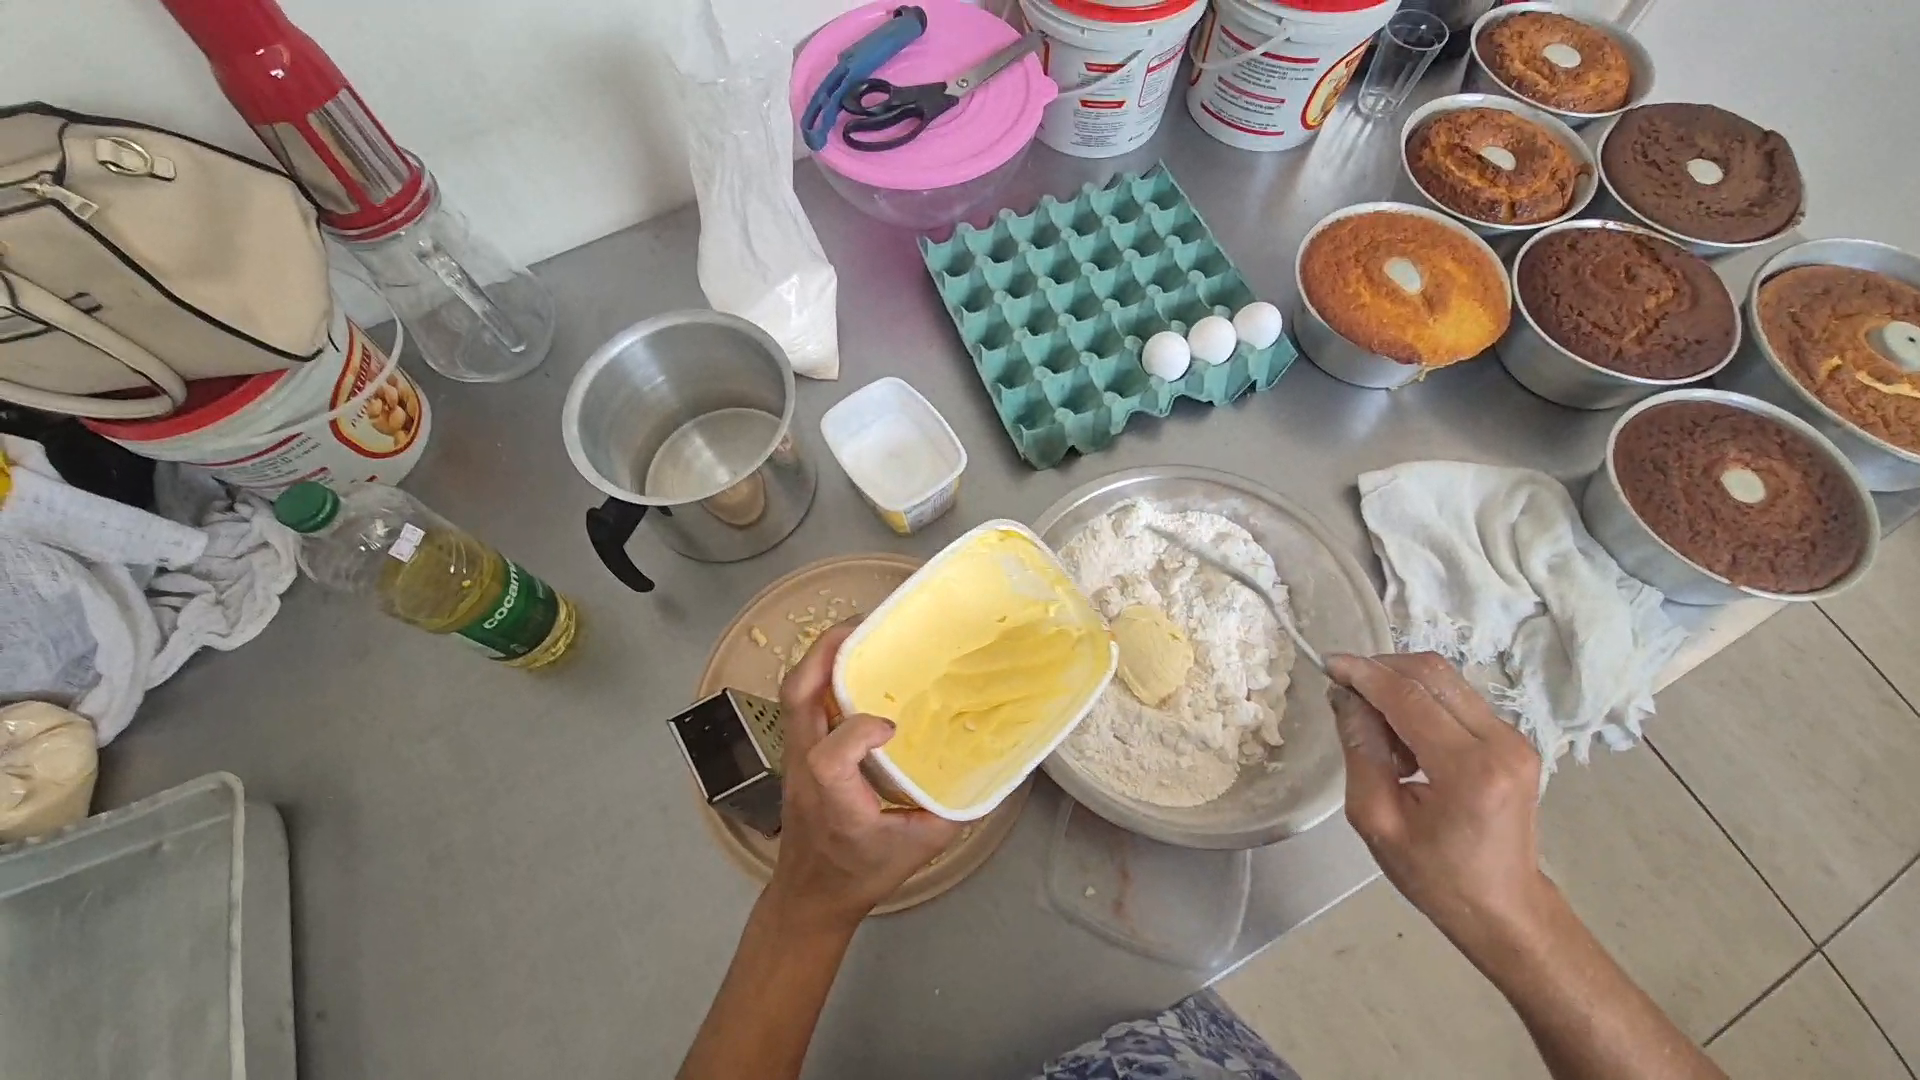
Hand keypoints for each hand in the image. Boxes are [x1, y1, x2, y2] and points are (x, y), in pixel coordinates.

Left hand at [768, 623, 960, 931]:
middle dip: (827, 652)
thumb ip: (950, 813)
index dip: (860, 731)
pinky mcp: (797, 751)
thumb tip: (988, 772)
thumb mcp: (915, 849)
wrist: (810, 895)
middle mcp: (805, 765)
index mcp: (831, 795)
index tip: (892, 728)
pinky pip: (802, 701)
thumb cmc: (859, 874)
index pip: (832, 755)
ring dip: (822, 657)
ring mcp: (795, 755)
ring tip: (859, 635)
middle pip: (797, 697)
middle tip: (865, 627)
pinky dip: (823, 675)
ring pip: (794, 692)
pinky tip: (854, 669)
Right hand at [1328, 652, 1556, 952]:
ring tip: (1380, 733)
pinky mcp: (1513, 740)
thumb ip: (1360, 751)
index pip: (1408, 697)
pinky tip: (1405, 741)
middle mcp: (1501, 742)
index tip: (1328, 664)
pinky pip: (1457, 698)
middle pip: (1432, 673)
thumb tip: (1345, 698)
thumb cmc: (1434, 875)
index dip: (1363, 673)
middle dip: (1381, 671)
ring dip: (1400, 688)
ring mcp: (1514, 738)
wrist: (1503, 908)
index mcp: (1469, 769)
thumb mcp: (1376, 818)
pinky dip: (1421, 703)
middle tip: (1347, 696)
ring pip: (1445, 680)